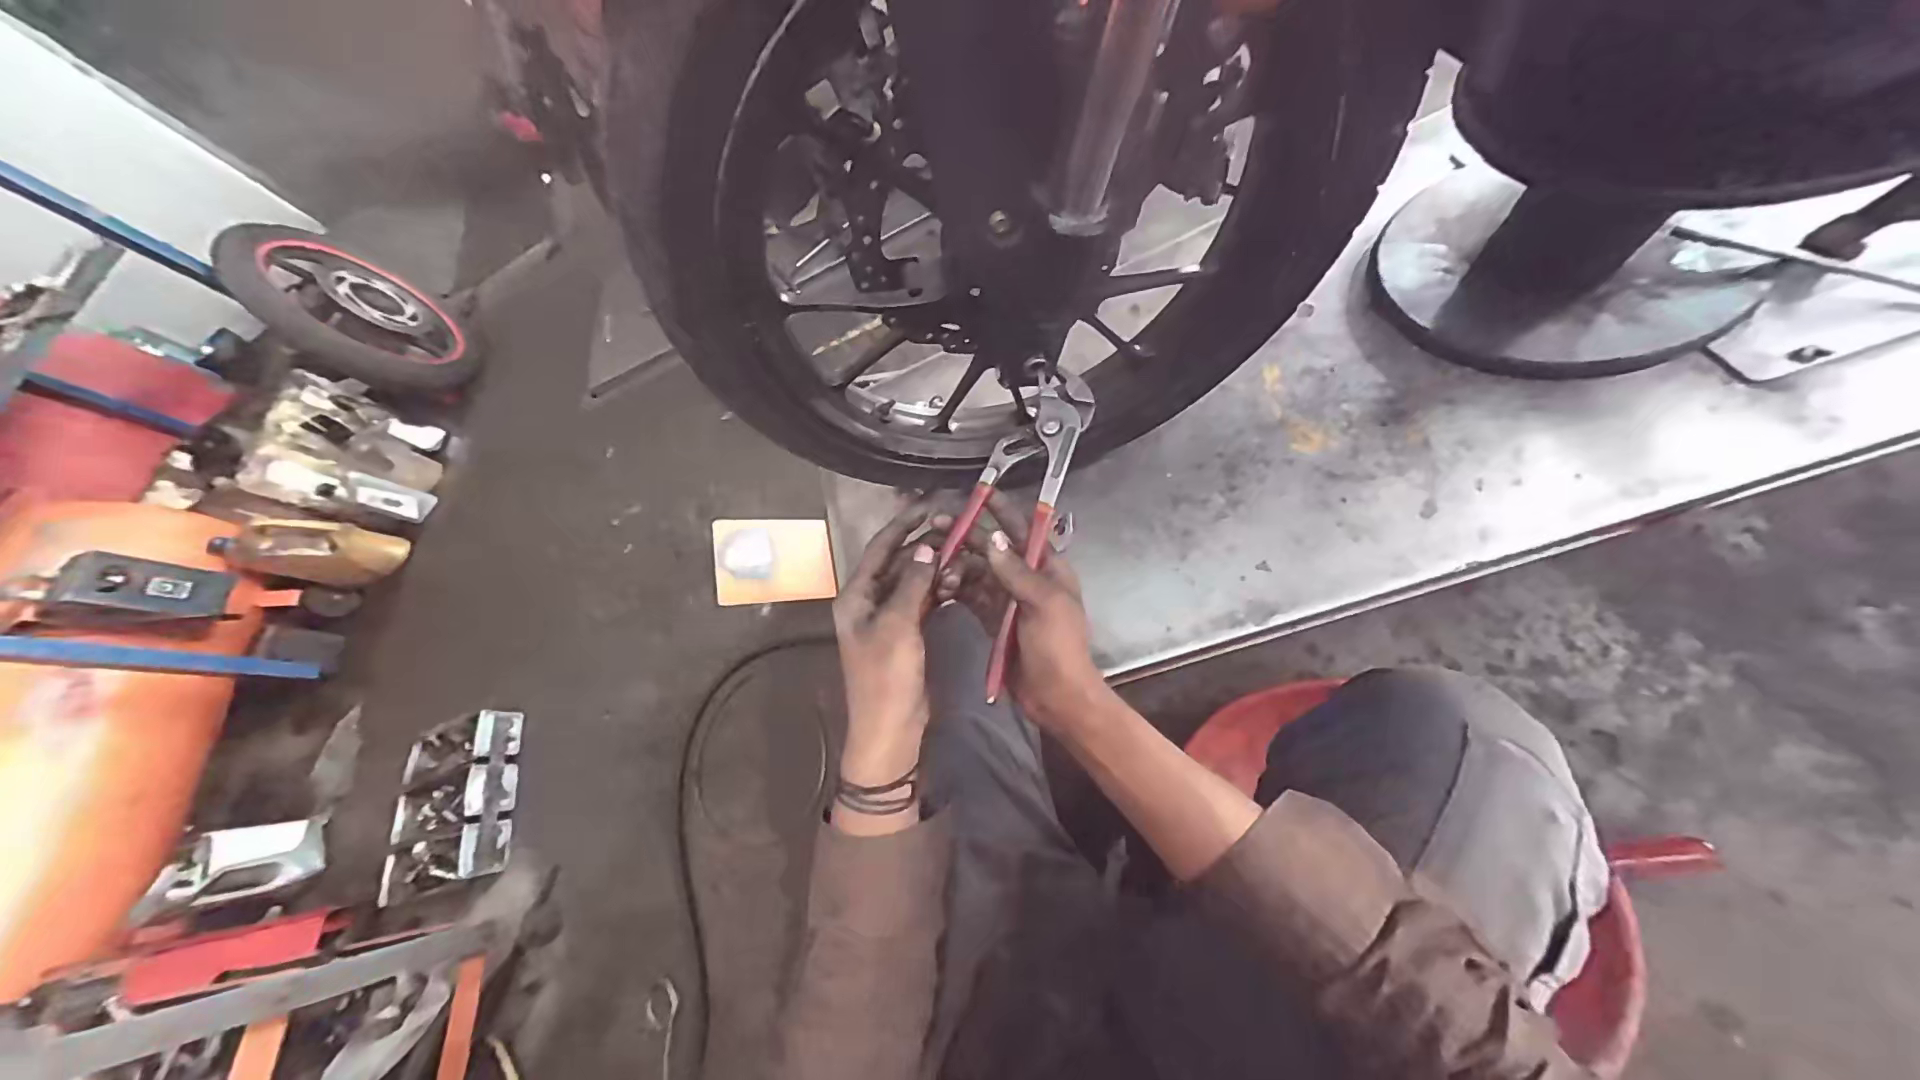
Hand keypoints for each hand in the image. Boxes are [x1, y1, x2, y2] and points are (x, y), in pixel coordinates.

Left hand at [832, 500, 946, 787]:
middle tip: (956, 528)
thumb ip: (912, 584)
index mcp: (855, 596)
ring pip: (913, 581)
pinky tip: (958, 582)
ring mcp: (889, 618)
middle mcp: (869, 601)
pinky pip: (923, 601)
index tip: (929, 504)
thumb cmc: (886, 677)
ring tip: (962, 555)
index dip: (903, 525)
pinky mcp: (907, 632)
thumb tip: (926, 547)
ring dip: (934, 568)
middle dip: (924, 545)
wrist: (891, 730)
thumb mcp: (898, 626)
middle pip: (898, 562)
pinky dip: (939, 590)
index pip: (879, 549)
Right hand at [941, 492, 1115, 735]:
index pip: (1022, 531)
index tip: (979, 492)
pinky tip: (940, 587)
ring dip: (958, 565)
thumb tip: (991, 539)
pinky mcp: (993, 619)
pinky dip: (956, 589)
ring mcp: (1009, 599)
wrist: (1056, 696)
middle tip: (935, 526)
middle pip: (994, 549)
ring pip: (978, 572)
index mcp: (1048, 568)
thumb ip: (1016, 571)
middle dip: (967, 537)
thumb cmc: (1057, 646)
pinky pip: (971, 596)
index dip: (1001, 511)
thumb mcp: (1043, 604)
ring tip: (935, 563)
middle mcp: (1027, 578)